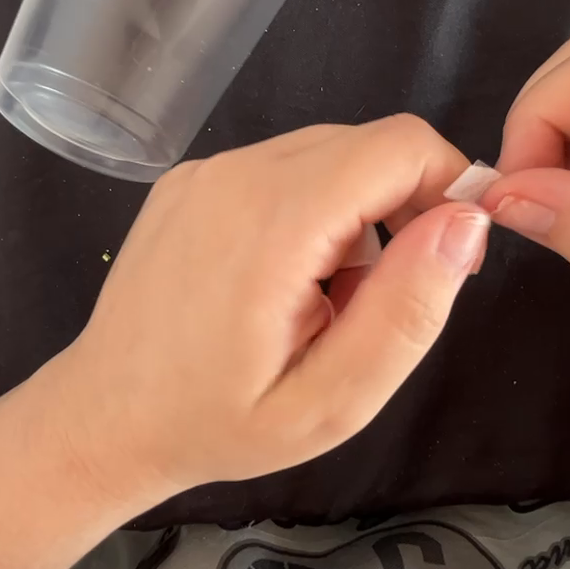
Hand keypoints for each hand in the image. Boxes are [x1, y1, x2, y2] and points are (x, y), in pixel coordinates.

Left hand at [42, 116, 488, 501]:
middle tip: (371, 300)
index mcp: (274, 218)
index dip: (447, 186)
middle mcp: (236, 170)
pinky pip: (279, 167)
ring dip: (351, 214)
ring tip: (317, 297)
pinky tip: (275, 276)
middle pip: (365, 145)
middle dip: (400, 209)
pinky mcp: (187, 178)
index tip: (446, 259)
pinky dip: (306, 208)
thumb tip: (466, 219)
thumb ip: (408, 308)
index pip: (400, 145)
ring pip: (326, 154)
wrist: (103, 417)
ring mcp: (205, 168)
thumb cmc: (219, 424)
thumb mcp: (334, 400)